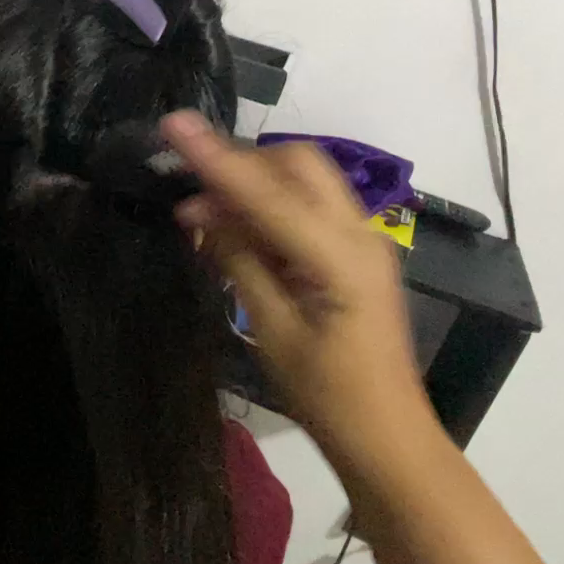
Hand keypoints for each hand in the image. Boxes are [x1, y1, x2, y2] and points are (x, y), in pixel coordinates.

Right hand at [161, 112, 431, 442]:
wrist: (388, 438)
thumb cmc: (329, 396)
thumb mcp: (273, 330)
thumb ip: (240, 260)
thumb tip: (200, 212)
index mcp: (339, 256)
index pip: (267, 193)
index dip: (216, 158)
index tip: (174, 124)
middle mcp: (358, 233)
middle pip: (297, 164)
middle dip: (243, 162)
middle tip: (193, 184)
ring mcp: (363, 240)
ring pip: (303, 181)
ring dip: (253, 183)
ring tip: (203, 211)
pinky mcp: (356, 252)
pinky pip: (308, 207)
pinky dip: (269, 207)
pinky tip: (235, 229)